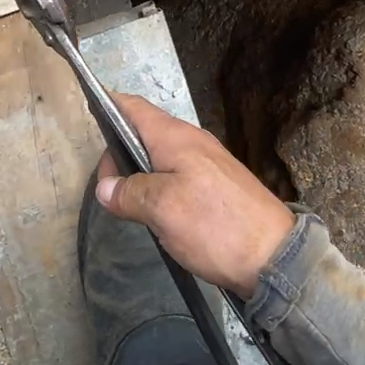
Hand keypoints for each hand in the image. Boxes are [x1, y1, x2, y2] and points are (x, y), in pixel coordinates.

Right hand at [94, 93, 297, 296]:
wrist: (276, 258)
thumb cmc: (215, 224)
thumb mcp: (162, 209)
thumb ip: (129, 194)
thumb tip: (104, 188)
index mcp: (175, 136)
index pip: (134, 106)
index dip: (109, 106)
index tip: (88, 117)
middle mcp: (191, 141)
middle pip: (144, 132)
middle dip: (119, 153)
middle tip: (108, 190)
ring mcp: (206, 163)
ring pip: (160, 157)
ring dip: (139, 175)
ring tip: (129, 206)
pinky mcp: (217, 186)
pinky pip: (176, 175)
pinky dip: (158, 187)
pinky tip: (157, 215)